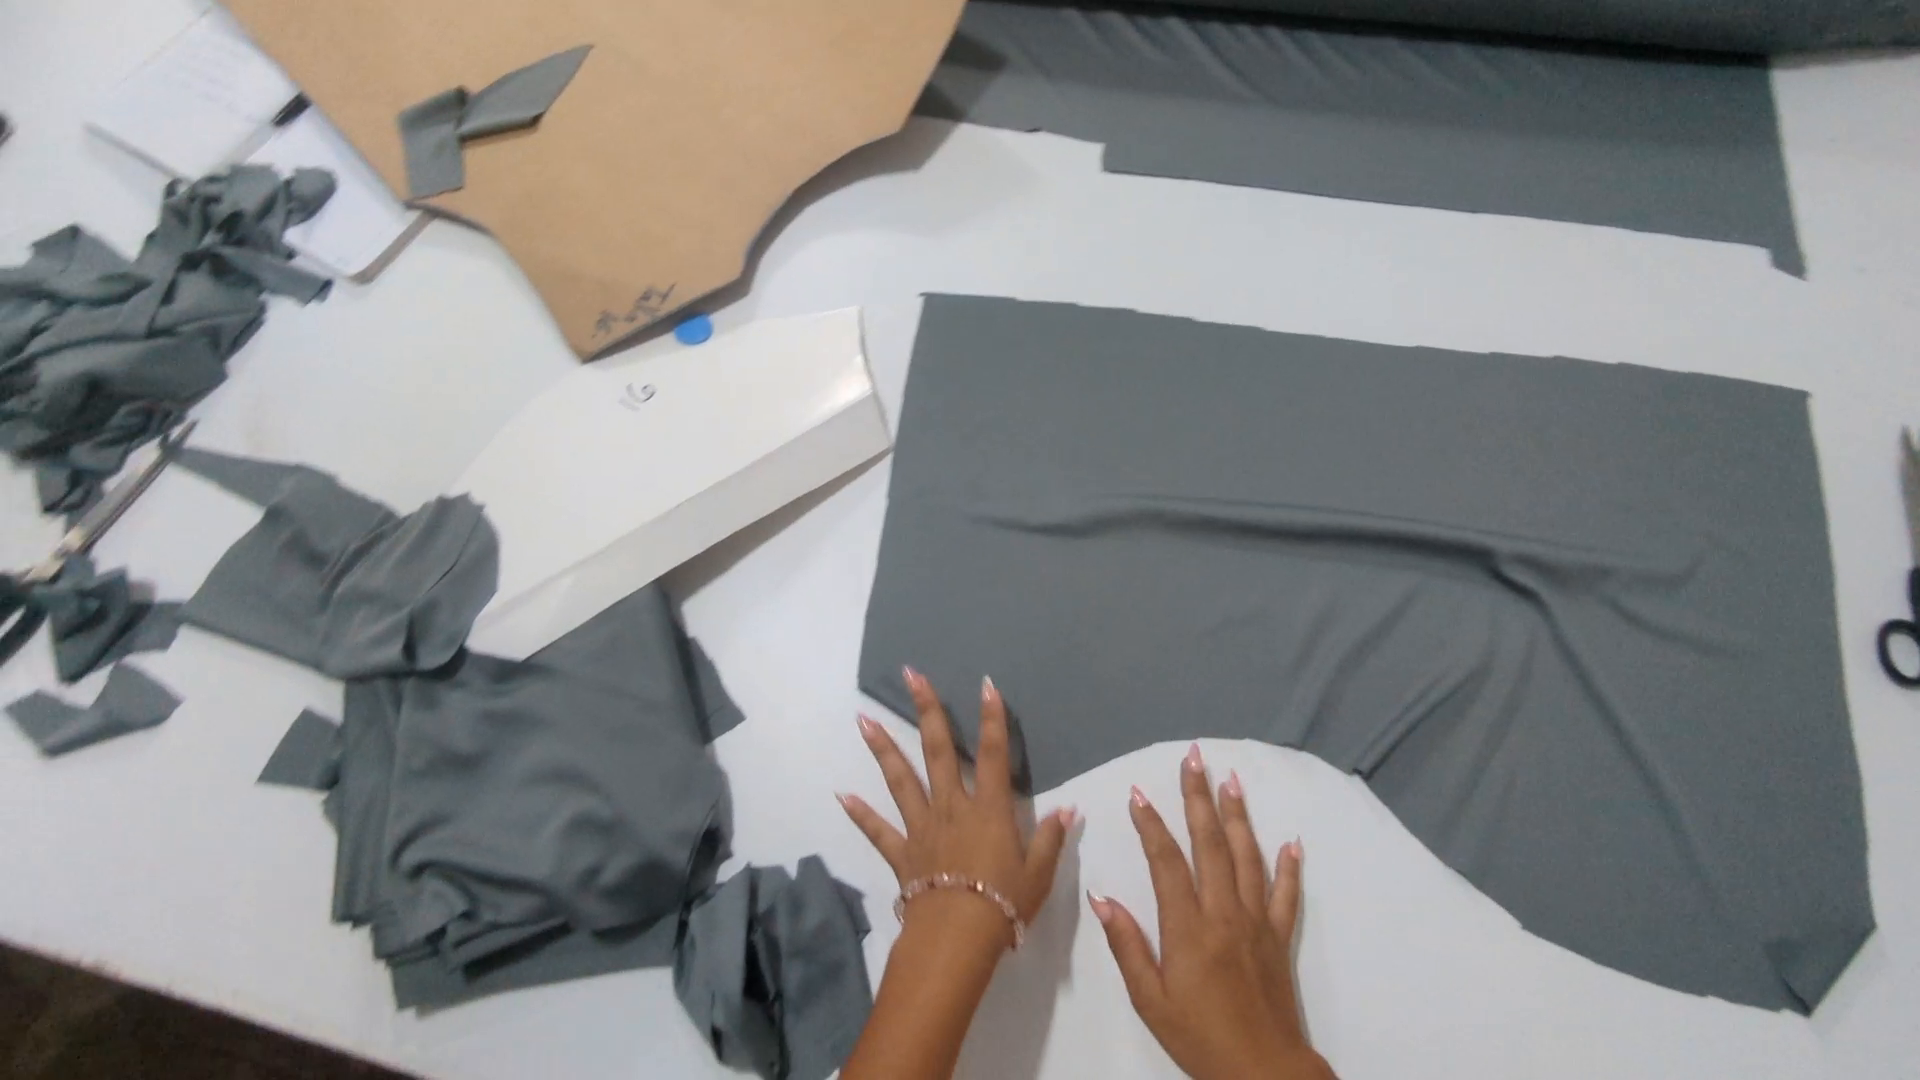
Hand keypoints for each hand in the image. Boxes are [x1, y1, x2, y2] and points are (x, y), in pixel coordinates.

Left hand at [840, 666, 1074, 945]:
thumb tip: (1069, 810)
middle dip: (927, 710)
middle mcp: (951, 807)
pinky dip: (860, 814)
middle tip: (911, 676)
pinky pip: (877, 830)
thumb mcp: (1039, 873)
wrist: (957, 937)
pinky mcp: (901, 853)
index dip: (992, 719)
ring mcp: (921, 827)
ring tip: (862, 720)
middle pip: (938, 750)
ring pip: (900, 780)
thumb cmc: (1003, 904)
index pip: (992, 754)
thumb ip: (1051, 838)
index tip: (985, 684)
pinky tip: (841, 796)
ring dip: (882, 749)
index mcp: (988, 809)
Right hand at [1090, 746, 1334, 1079]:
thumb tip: (1101, 898)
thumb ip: (1127, 945)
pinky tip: (1291, 840)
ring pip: (1247, 856)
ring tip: (1231, 779)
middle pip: (1210, 843)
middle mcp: (1224, 912)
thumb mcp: (1150, 1000)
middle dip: (1198, 797)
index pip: (1166, 861)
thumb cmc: (1199, 1038)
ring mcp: (1256, 922)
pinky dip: (1289, 866)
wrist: (1266, 1074)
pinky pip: (1286, 894)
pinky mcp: (1279, 937)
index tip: (1137, 793)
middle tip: (1193, 759)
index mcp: (1188, 927)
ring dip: (1237, 815)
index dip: (1150, 824)